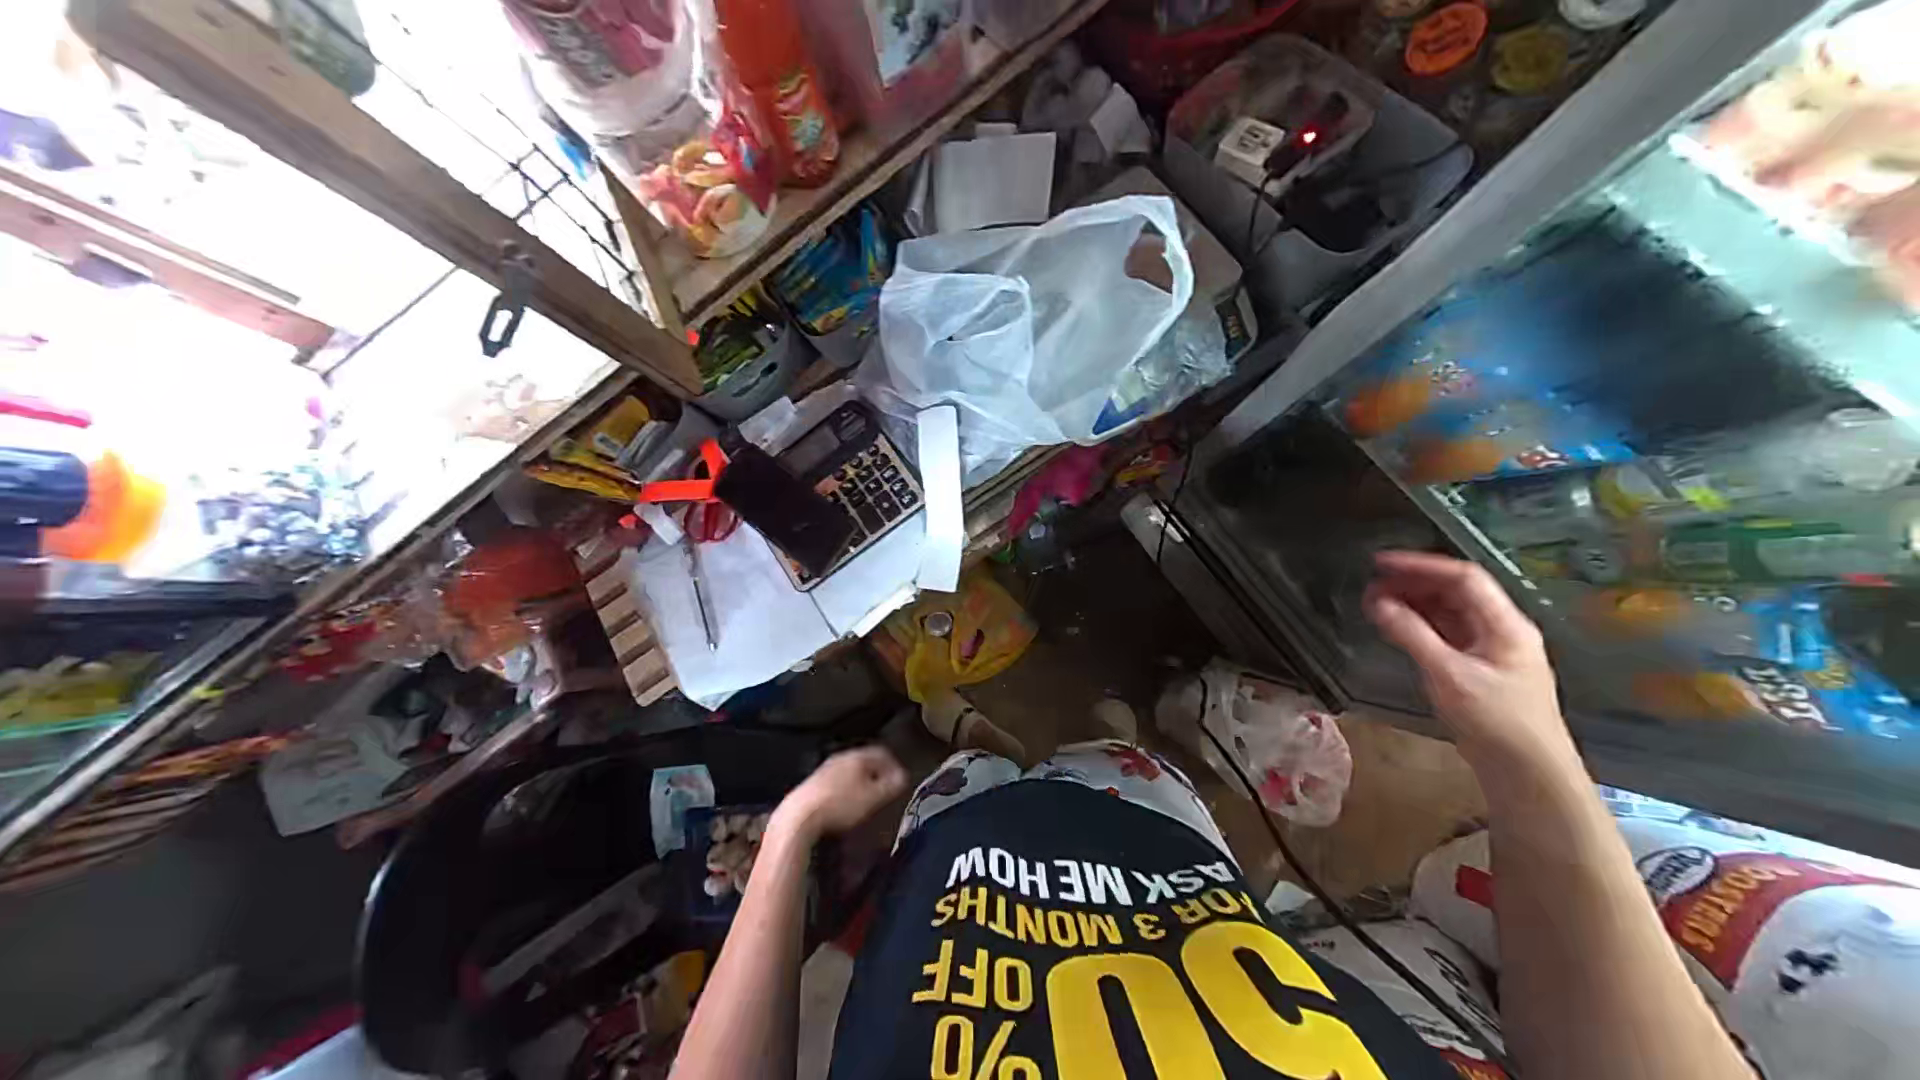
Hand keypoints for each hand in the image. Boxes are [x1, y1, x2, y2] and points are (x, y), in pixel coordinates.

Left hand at [770, 746, 908, 844]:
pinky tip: (845, 804)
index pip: (882, 752)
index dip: (894, 765)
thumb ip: (891, 785)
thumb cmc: (841, 805)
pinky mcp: (813, 783)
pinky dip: (847, 789)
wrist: (800, 816)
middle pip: (865, 760)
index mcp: (857, 756)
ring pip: (850, 770)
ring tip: (867, 799)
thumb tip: (903, 776)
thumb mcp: (874, 797)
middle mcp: (840, 757)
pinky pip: (837, 780)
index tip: (900, 779)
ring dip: (861, 782)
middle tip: (885, 789)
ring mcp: (825, 769)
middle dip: (877, 774)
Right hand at [1363, 551, 1576, 772]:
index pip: (1463, 578)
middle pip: (1456, 591)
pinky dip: (1418, 624)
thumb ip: (1411, 634)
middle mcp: (1501, 629)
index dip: (1421, 565)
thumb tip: (1378, 602)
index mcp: (1506, 624)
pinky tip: (1395, 626)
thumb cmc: (1495, 721)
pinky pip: (1445, 632)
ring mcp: (1490, 649)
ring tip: (1376, 601)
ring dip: (1413, 602)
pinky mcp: (1477, 667)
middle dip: (1413, 582)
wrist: (1527, 771)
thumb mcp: (1449, 675)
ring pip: (1449, 611)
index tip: (1380, 562)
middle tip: (1372, 583)